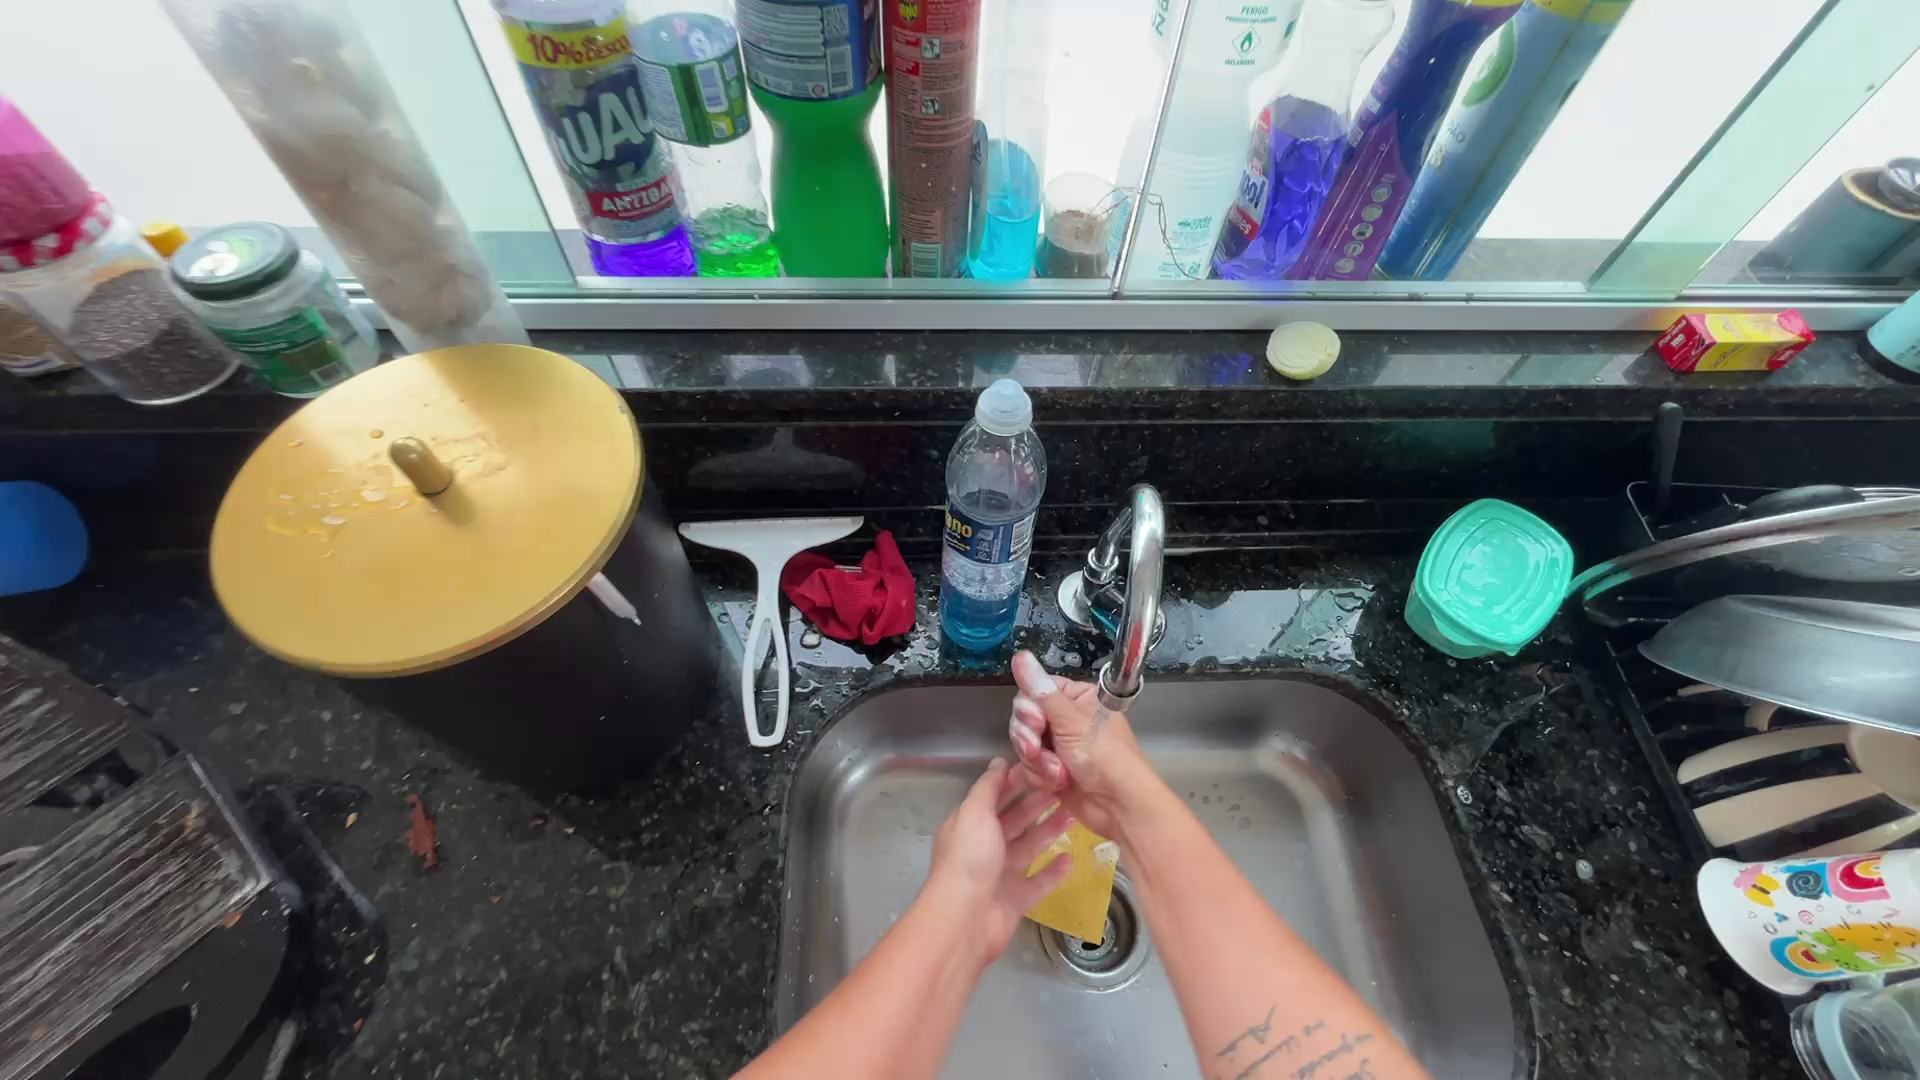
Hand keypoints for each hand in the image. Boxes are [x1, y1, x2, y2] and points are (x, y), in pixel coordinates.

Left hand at [925, 759, 1075, 967]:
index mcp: (969, 824)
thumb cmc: (968, 859)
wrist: (965, 920)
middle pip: (1014, 820)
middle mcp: (983, 846)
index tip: (1041, 769)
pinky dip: (1053, 870)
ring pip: (1028, 847)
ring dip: (1048, 830)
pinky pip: (1038, 881)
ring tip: (1073, 815)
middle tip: (1064, 790)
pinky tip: (1070, 858)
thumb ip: (988, 787)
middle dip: (1036, 804)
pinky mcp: (1016, 899)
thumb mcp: (975, 812)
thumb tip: (999, 762)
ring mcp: (1000, 874)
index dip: (1016, 782)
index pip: (995, 796)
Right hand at [1006, 650, 1153, 839]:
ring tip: (1058, 772)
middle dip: (1031, 738)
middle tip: (1041, 748)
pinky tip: (1058, 783)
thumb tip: (1021, 655)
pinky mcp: (1051, 769)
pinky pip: (1029, 766)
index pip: (1034, 690)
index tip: (1038, 722)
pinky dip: (1041, 776)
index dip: (1029, 707)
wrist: (1119, 806)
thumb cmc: (1104, 756)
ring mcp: (1058, 745)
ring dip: (1038, 761)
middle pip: (1024, 718)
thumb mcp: (1071, 720)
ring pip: (1025, 744)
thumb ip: (1041, 690)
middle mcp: (1065, 718)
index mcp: (1076, 698)